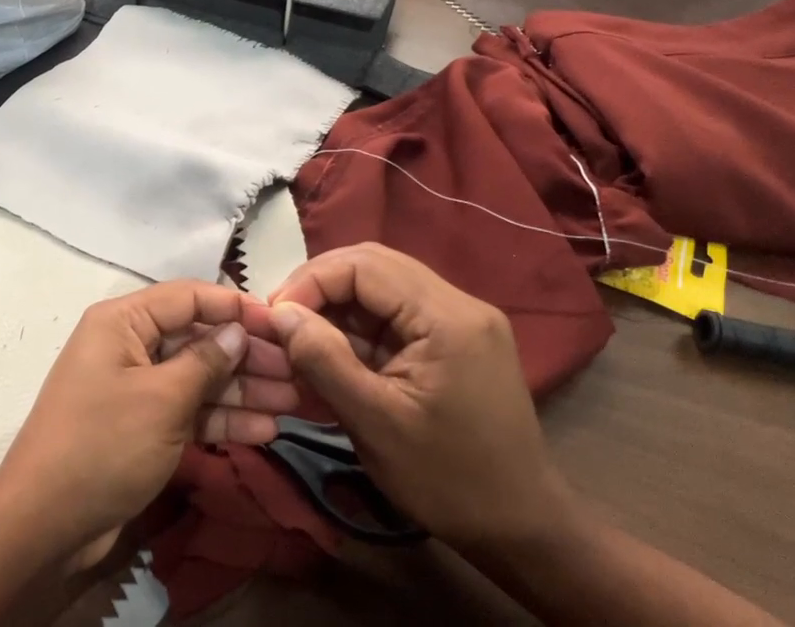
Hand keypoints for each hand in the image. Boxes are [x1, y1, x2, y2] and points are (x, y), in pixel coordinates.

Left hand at [0, 281, 297, 559]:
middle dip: (246, 355)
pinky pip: (188, 410)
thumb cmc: (104, 445)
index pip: (187, 297)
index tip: (284, 324)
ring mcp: (135, 388)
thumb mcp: (161, 400)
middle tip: (297, 372)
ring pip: (197, 377)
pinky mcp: (142, 426)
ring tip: (294, 402)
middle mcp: (127, 346)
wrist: (48, 522)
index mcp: (121, 322)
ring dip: (242, 390)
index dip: (235, 308)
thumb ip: (205, 362)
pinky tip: (265, 430)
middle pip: (196, 338)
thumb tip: (237, 331)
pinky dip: (222, 418)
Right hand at [266, 243, 572, 549]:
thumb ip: (324, 360)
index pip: (365, 265)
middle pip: (373, 265)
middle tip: (282, 321)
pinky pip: (393, 313)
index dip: (311, 281)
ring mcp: (459, 320)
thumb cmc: (446, 479)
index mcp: (448, 318)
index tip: (275, 317)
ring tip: (299, 337)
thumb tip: (278, 313)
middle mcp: (459, 304)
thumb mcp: (374, 423)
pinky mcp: (452, 340)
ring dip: (335, 306)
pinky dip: (356, 326)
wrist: (520, 528)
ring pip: (380, 286)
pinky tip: (330, 351)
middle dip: (319, 286)